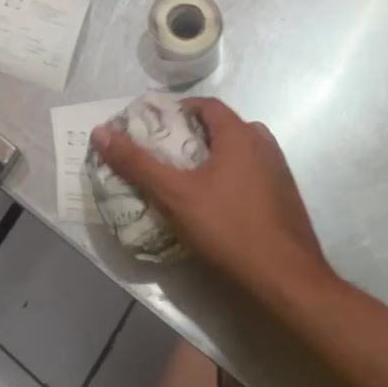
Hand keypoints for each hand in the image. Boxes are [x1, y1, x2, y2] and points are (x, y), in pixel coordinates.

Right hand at [90, 98, 330, 297]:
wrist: (287, 281)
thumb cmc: (229, 228)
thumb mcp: (174, 195)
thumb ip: (137, 163)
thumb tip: (100, 133)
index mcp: (240, 135)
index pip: (207, 105)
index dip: (180, 109)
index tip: (156, 125)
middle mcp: (263, 145)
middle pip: (224, 126)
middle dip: (195, 134)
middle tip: (168, 152)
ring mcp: (280, 173)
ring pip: (242, 151)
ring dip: (216, 156)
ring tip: (189, 177)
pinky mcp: (287, 200)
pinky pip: (254, 174)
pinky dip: (233, 177)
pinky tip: (218, 204)